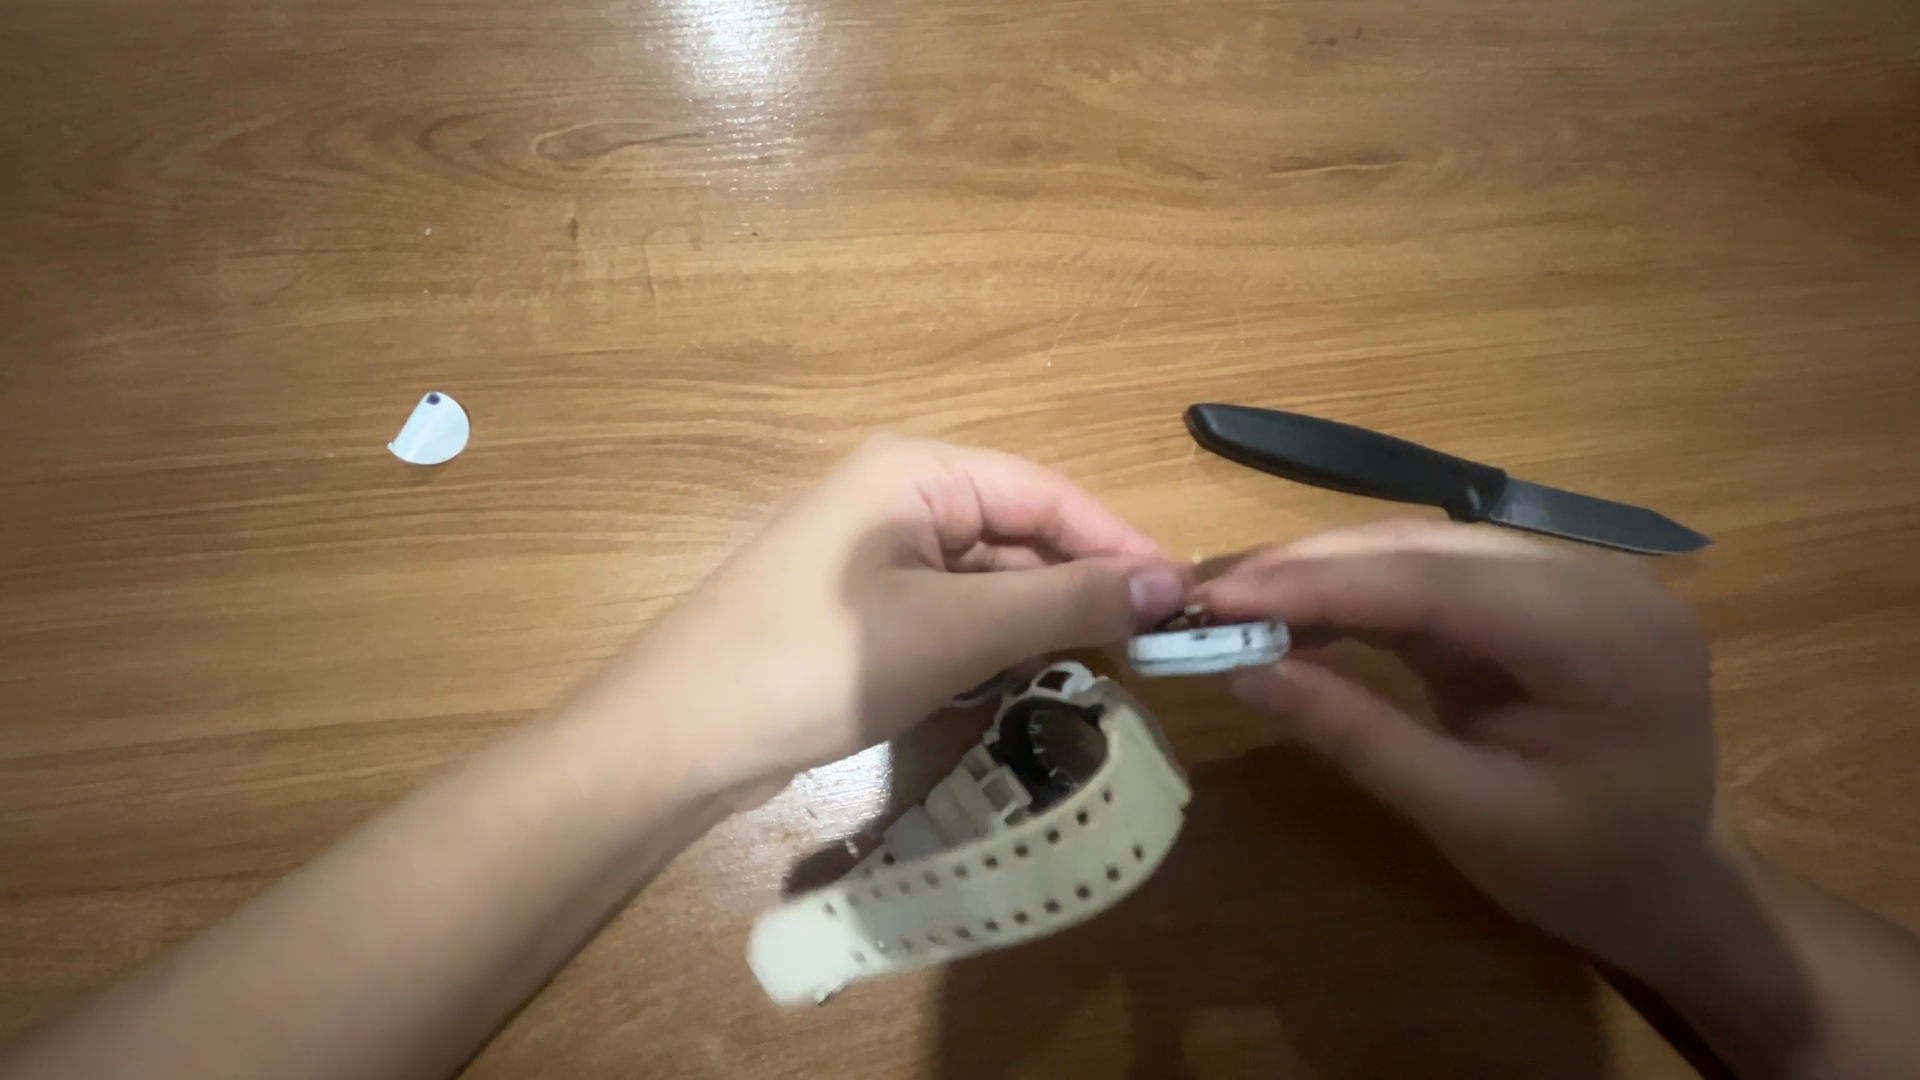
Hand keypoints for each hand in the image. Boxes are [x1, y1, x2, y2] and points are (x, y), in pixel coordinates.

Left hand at [608, 437, 1189, 792]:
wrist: (680, 738)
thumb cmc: (819, 664)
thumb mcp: (955, 631)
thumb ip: (1064, 601)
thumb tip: (1169, 583)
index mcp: (916, 472)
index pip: (1044, 492)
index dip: (1115, 542)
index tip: (1179, 596)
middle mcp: (899, 497)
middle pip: (1017, 532)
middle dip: (1074, 586)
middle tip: (1142, 645)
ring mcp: (878, 555)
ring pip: (986, 577)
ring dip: (1032, 620)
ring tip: (1086, 666)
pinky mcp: (866, 606)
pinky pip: (951, 609)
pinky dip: (987, 641)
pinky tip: (1006, 679)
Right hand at [1194, 520, 1722, 973]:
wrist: (1666, 880)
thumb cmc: (1585, 866)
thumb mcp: (1465, 814)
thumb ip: (1353, 735)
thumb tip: (1238, 673)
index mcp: (1607, 636)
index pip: (1436, 583)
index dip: (1316, 584)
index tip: (1217, 600)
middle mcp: (1586, 578)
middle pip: (1415, 547)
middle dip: (1300, 570)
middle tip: (1204, 600)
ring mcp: (1550, 574)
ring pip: (1400, 548)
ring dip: (1308, 573)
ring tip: (1227, 604)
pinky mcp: (1508, 588)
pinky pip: (1404, 572)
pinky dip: (1334, 592)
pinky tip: (1280, 611)